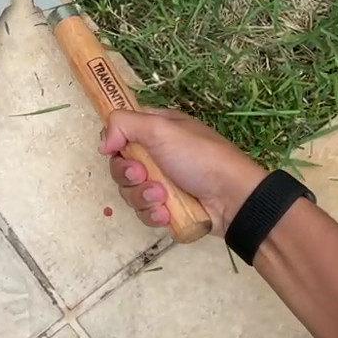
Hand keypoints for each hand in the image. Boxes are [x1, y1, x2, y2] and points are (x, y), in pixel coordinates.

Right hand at [99, 107, 266, 235]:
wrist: (234, 199)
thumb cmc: (200, 157)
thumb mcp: (160, 128)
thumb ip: (123, 124)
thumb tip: (103, 143)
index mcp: (156, 129)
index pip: (121, 132)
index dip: (114, 143)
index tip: (115, 150)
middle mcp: (157, 154)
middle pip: (120, 165)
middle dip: (127, 174)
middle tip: (142, 175)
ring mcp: (162, 182)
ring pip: (129, 191)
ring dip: (142, 196)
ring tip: (162, 198)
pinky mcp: (167, 207)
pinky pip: (144, 212)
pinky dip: (153, 213)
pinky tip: (167, 213)